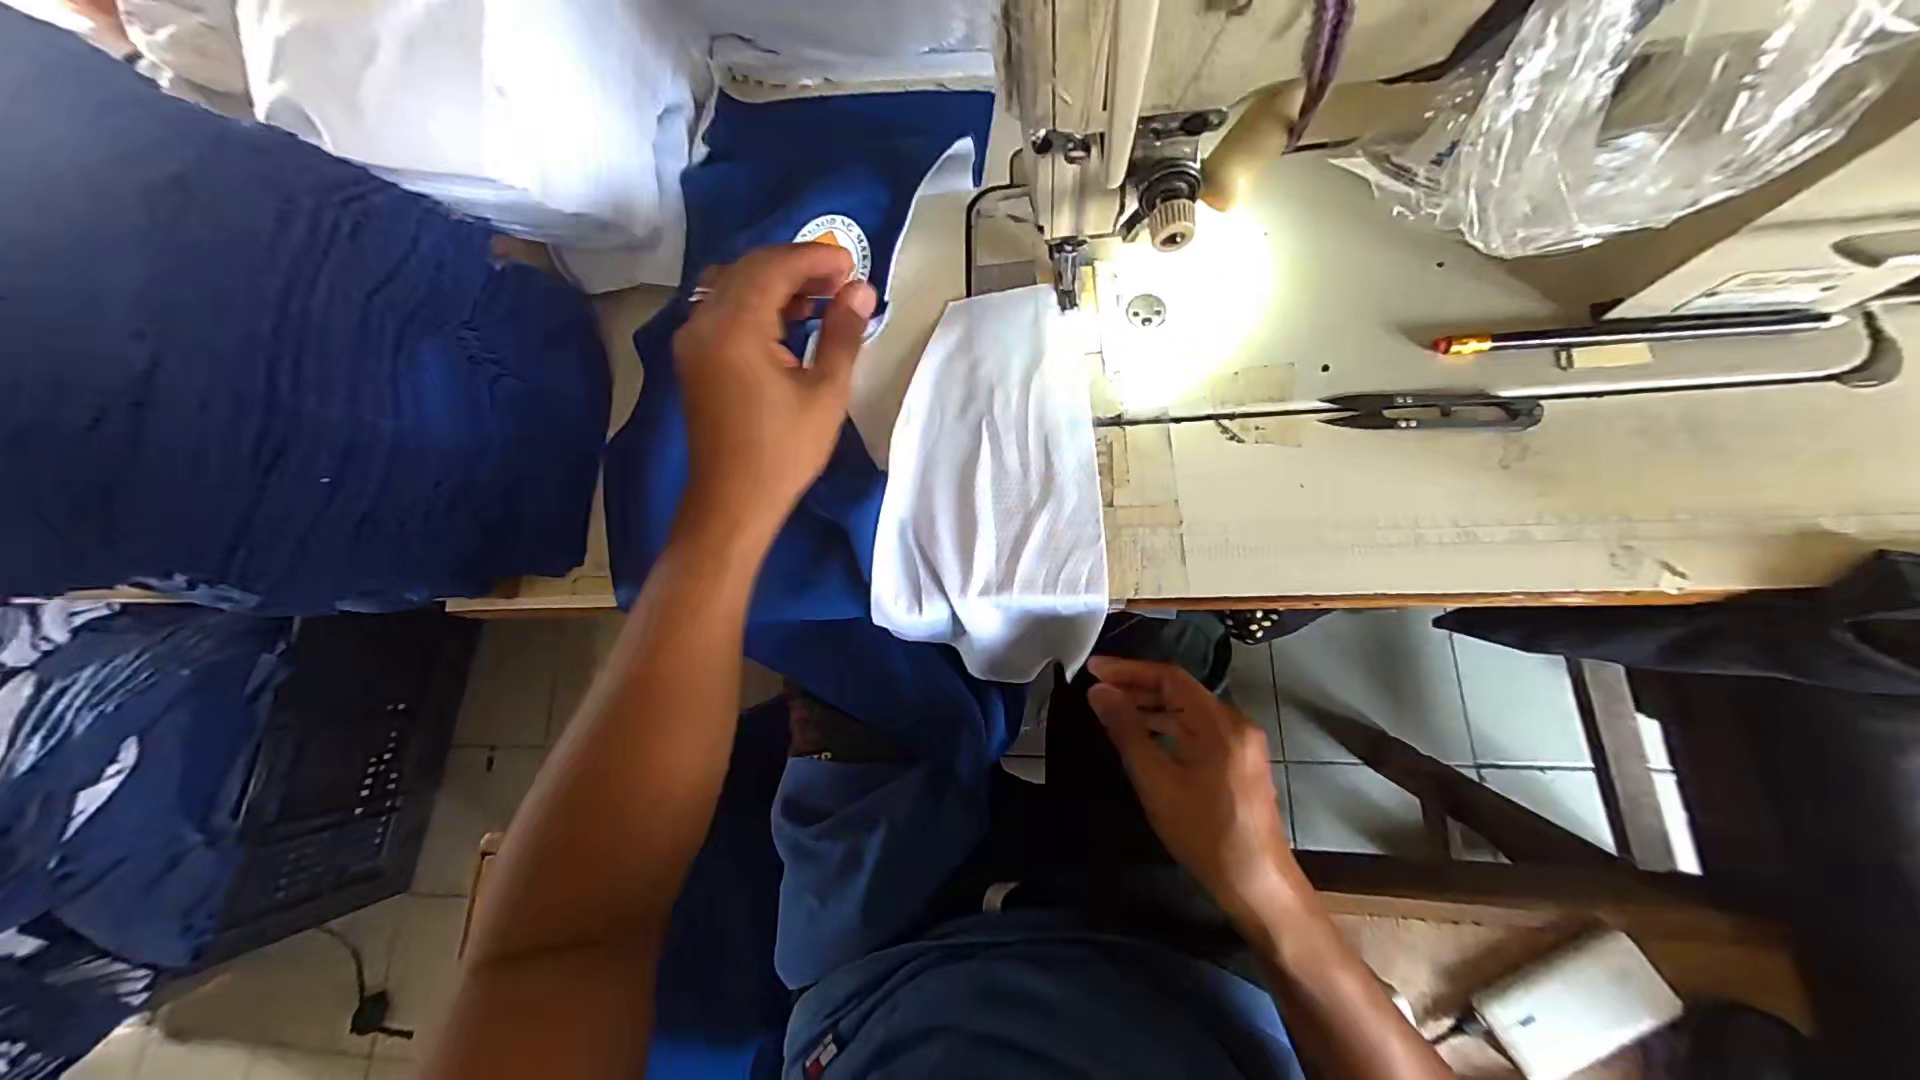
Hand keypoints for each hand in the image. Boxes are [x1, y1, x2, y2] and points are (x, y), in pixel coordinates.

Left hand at [672, 244, 876, 545]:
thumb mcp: (826, 393)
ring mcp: (692, 341)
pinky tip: (786, 321)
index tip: (851, 264)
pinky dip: (754, 304)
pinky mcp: (693, 359)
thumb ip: (843, 334)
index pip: (773, 267)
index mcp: (734, 328)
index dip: (814, 258)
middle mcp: (703, 323)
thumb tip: (861, 291)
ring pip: (731, 286)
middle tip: (840, 280)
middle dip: (795, 266)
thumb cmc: (785, 451)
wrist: (734, 501)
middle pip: (749, 269)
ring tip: (818, 298)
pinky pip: (722, 310)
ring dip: (774, 282)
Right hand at [1086, 657, 1300, 919]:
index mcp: (1219, 723)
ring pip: (1188, 710)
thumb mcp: (1155, 781)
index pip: (1170, 677)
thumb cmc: (1204, 832)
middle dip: (1136, 686)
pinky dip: (1168, 725)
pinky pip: (1197, 728)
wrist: (1257, 885)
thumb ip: (1126, 730)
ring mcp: (1241, 742)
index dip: (1128, 669)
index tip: (1093, 669)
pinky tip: (1143, 735)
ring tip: (1111, 710)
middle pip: (1180, 690)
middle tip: (1096, 689)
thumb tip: (1099, 691)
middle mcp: (1235, 723)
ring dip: (1150, 706)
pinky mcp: (1238, 760)